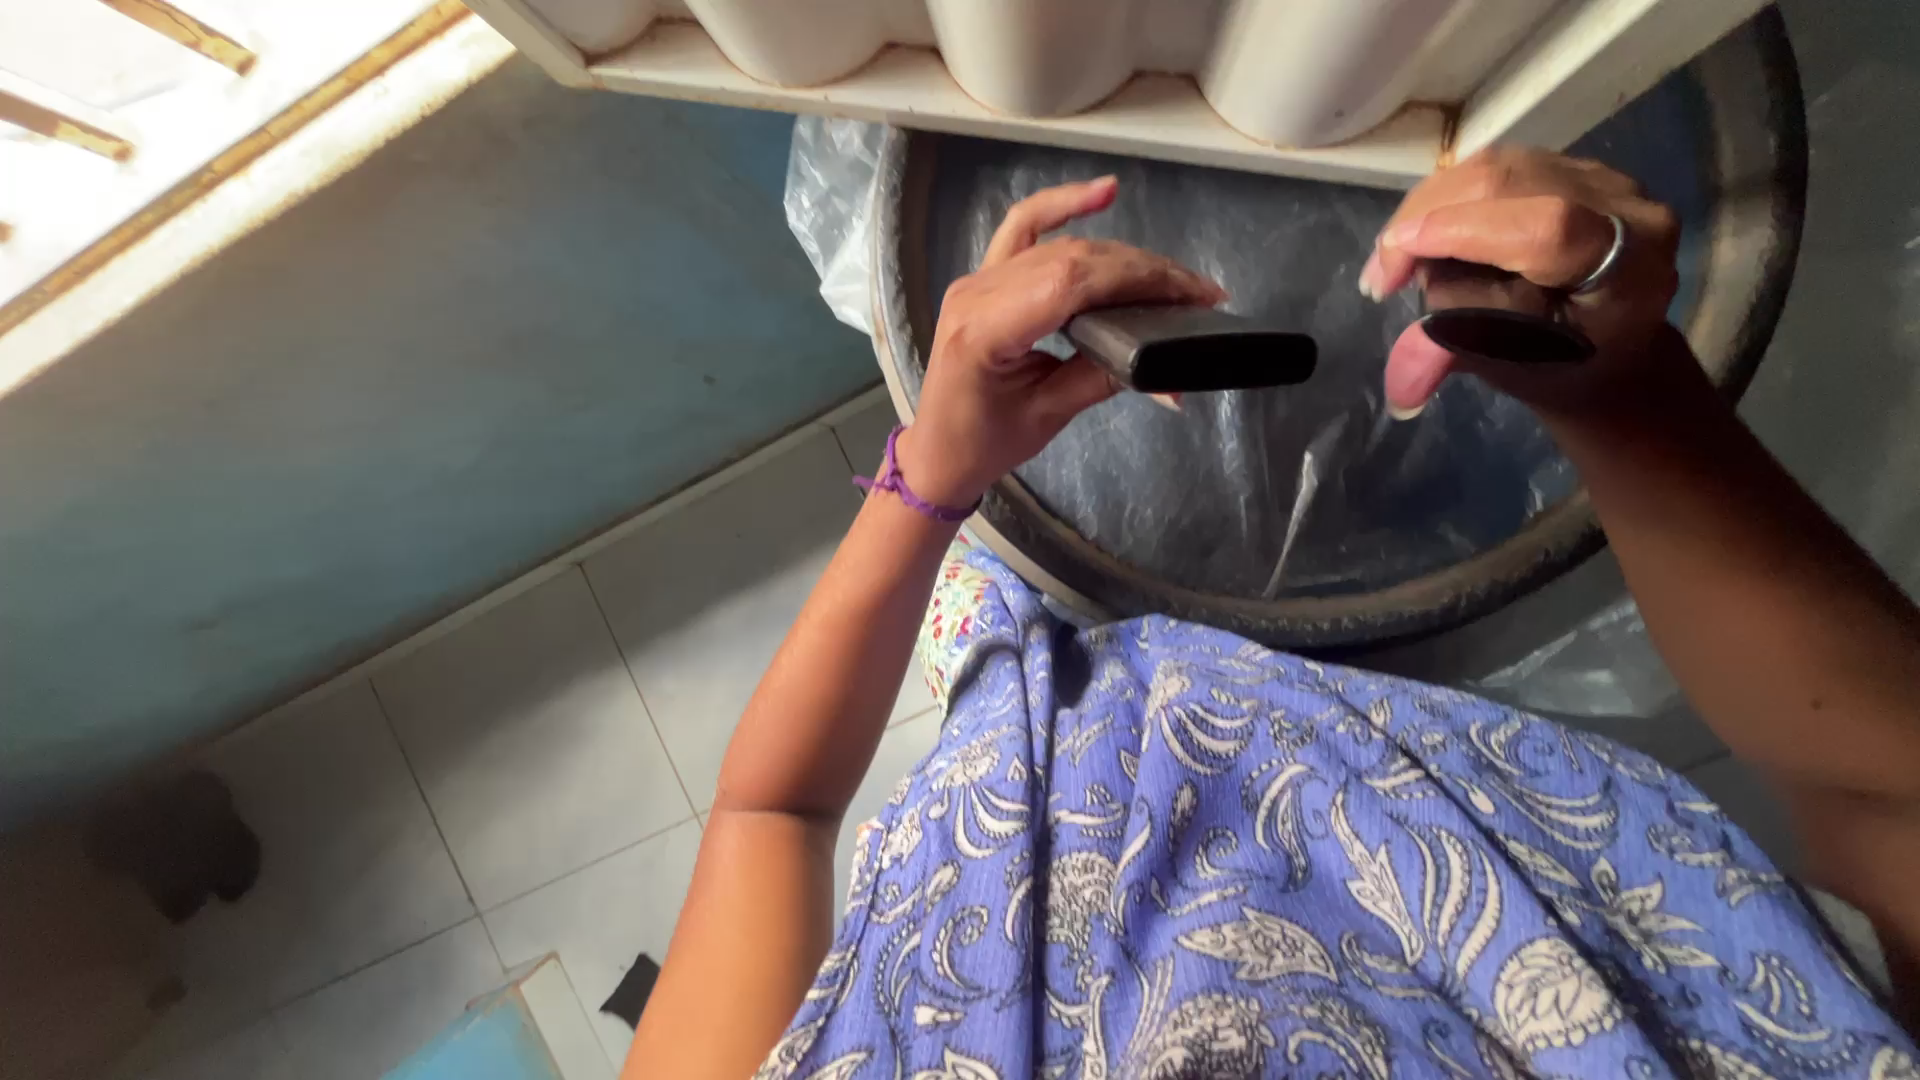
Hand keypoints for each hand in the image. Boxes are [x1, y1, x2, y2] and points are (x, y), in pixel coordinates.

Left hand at [895, 177, 1226, 506]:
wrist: (939, 451)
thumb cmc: (984, 443)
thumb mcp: (1048, 415)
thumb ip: (1102, 376)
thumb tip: (1165, 358)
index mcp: (985, 330)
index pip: (1071, 282)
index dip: (1138, 279)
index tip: (1190, 296)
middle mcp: (977, 292)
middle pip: (1071, 258)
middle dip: (1142, 271)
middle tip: (1195, 295)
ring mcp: (977, 279)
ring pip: (1059, 245)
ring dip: (1121, 257)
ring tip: (1170, 278)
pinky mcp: (984, 278)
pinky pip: (1024, 228)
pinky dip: (1064, 205)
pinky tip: (1106, 192)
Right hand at [1359, 145, 1687, 420]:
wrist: (1606, 345)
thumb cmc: (1558, 364)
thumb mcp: (1506, 365)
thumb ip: (1456, 353)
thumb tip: (1399, 388)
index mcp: (1625, 265)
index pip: (1544, 228)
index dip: (1459, 234)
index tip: (1392, 269)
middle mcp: (1621, 204)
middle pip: (1506, 182)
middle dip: (1422, 223)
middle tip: (1378, 280)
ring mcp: (1596, 176)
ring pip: (1490, 166)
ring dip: (1421, 210)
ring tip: (1392, 259)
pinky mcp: (1566, 167)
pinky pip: (1491, 166)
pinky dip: (1438, 200)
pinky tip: (1418, 236)